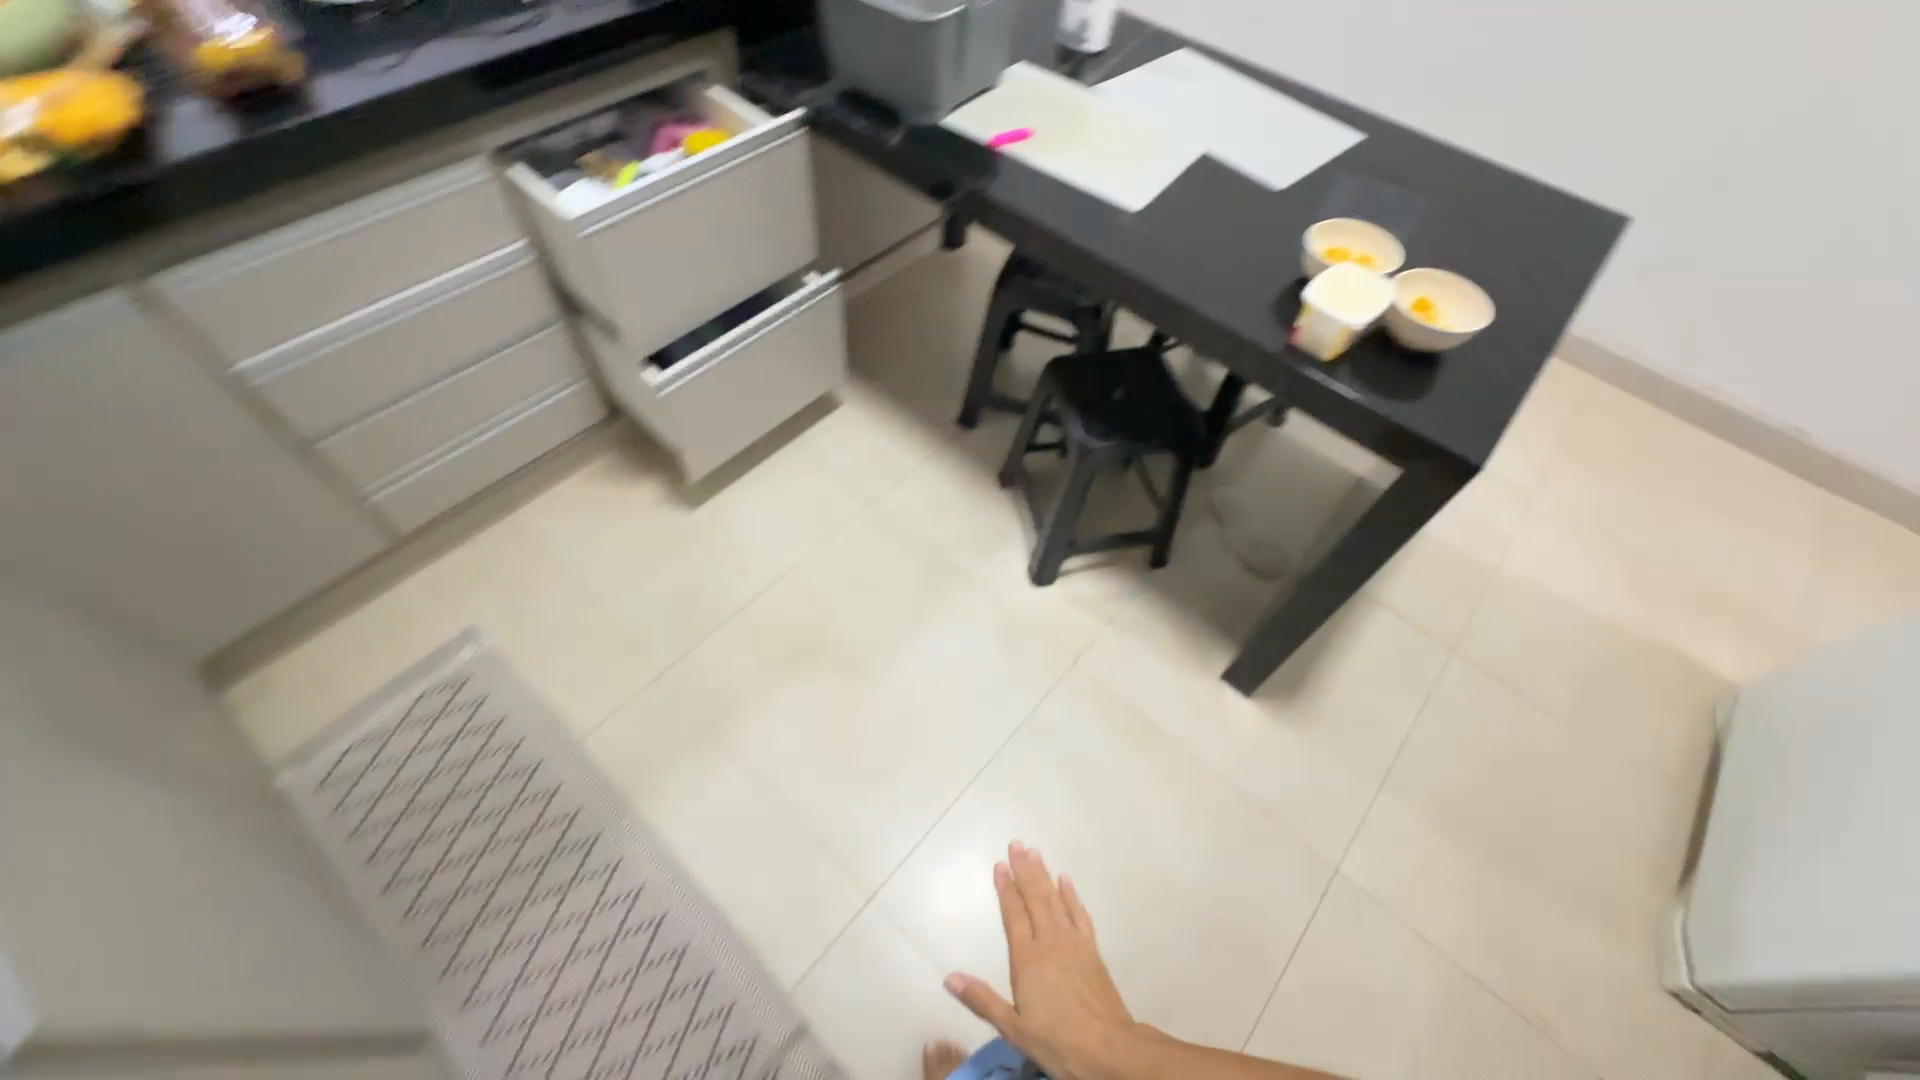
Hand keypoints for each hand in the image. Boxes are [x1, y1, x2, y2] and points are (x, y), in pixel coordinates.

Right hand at [945, 842, 1146, 1079]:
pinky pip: (1079, 915)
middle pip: (1035, 898)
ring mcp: (1073, 943)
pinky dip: (1072, 896)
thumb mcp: (1013, 1027)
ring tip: (1035, 852)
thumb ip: (982, 999)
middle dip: (1024, 870)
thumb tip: (949, 977)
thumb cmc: (1057, 1040)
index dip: (1005, 889)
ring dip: (1044, 875)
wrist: (1110, 1050)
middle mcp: (1049, 942)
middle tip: (1016, 844)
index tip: (999, 864)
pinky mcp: (1092, 950)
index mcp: (1027, 959)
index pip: (1013, 915)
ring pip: (1055, 900)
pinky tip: (1066, 881)